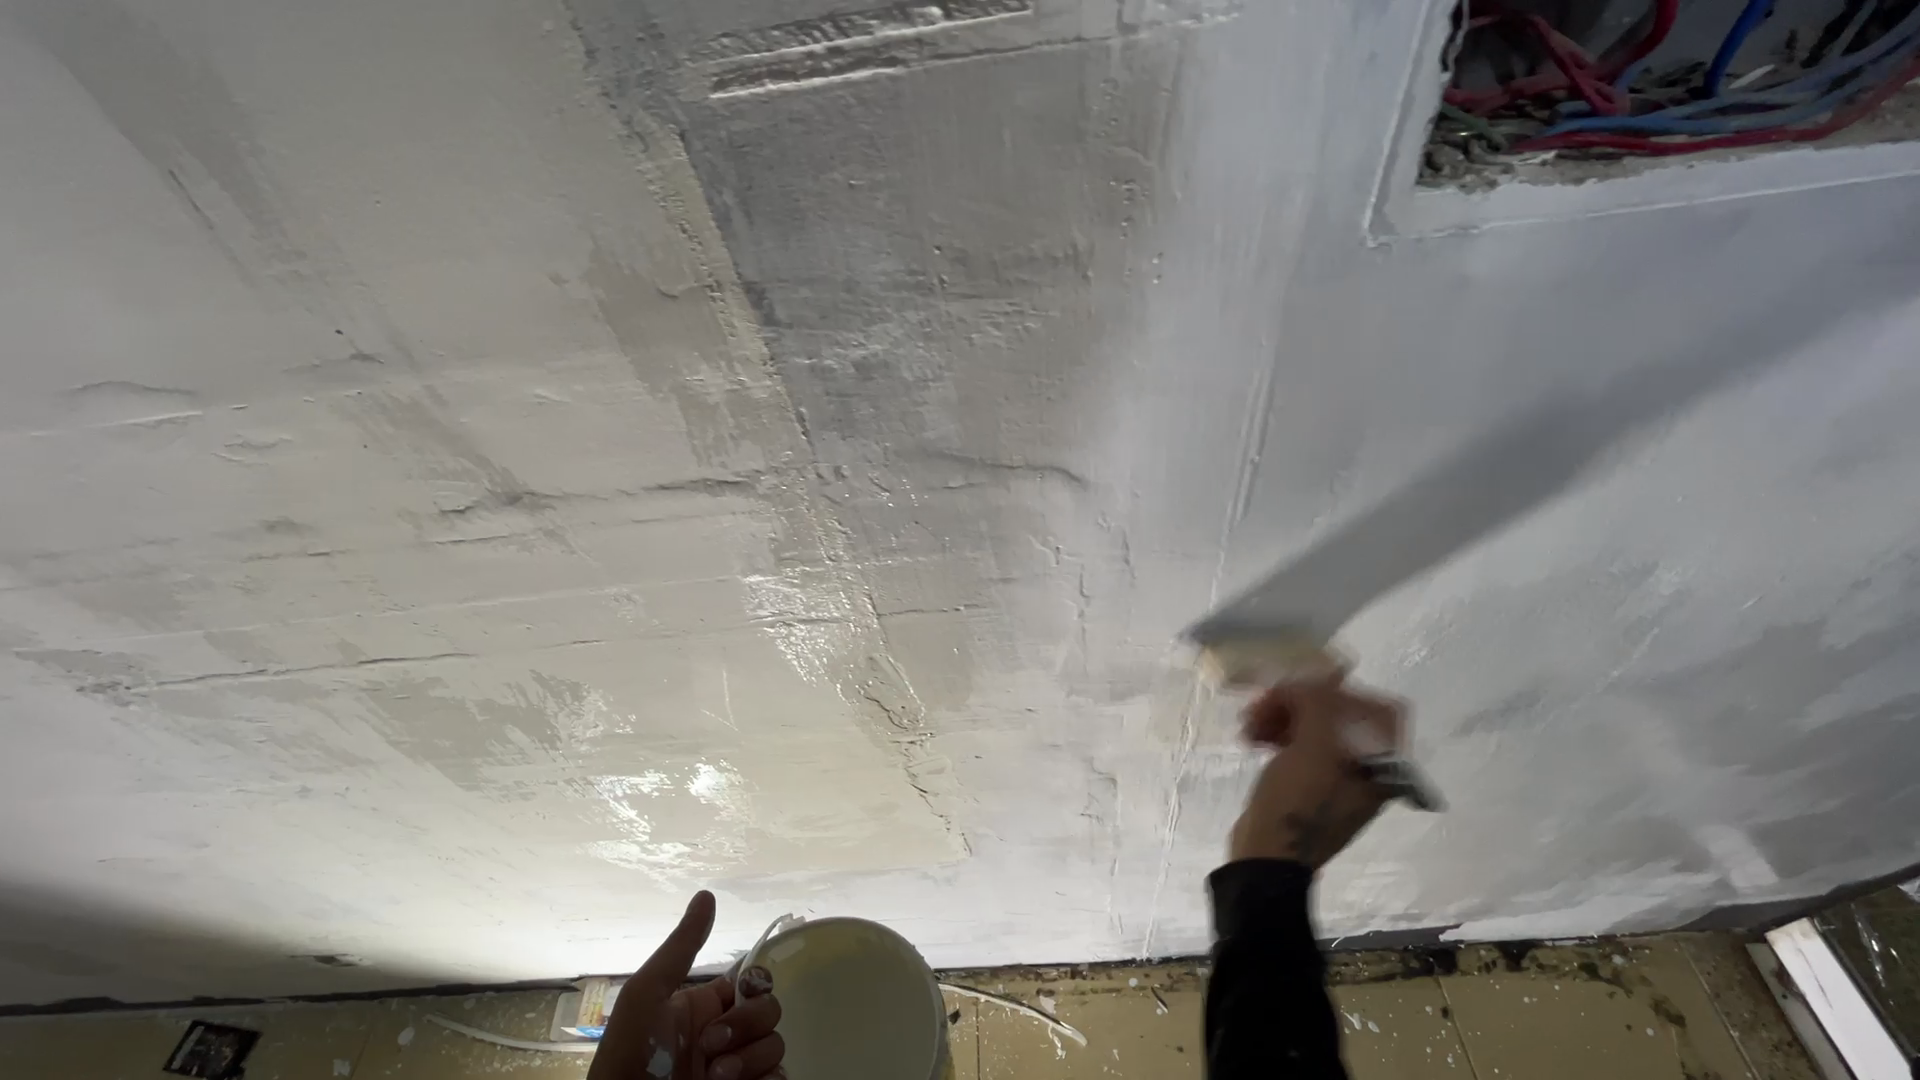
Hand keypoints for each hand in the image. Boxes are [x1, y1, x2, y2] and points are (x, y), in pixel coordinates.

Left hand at [587, 892, 785, 1079]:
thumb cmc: (630, 1060)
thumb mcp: (646, 997)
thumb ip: (680, 948)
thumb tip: (707, 894)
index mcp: (704, 1007)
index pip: (751, 982)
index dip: (755, 986)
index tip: (741, 995)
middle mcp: (723, 1035)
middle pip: (769, 1011)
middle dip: (747, 1027)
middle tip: (712, 1047)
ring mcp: (735, 1070)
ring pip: (774, 1046)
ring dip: (750, 1060)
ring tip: (715, 1079)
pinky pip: (779, 1078)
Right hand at [1229, 670, 1405, 867]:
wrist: (1267, 857)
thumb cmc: (1298, 803)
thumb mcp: (1314, 748)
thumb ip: (1324, 703)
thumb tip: (1327, 669)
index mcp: (1383, 763)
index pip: (1376, 706)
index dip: (1337, 691)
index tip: (1299, 691)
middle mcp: (1369, 767)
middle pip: (1341, 713)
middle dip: (1300, 703)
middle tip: (1263, 704)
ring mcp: (1339, 775)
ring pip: (1315, 725)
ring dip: (1282, 716)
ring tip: (1250, 724)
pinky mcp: (1310, 781)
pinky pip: (1299, 744)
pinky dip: (1278, 734)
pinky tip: (1252, 737)